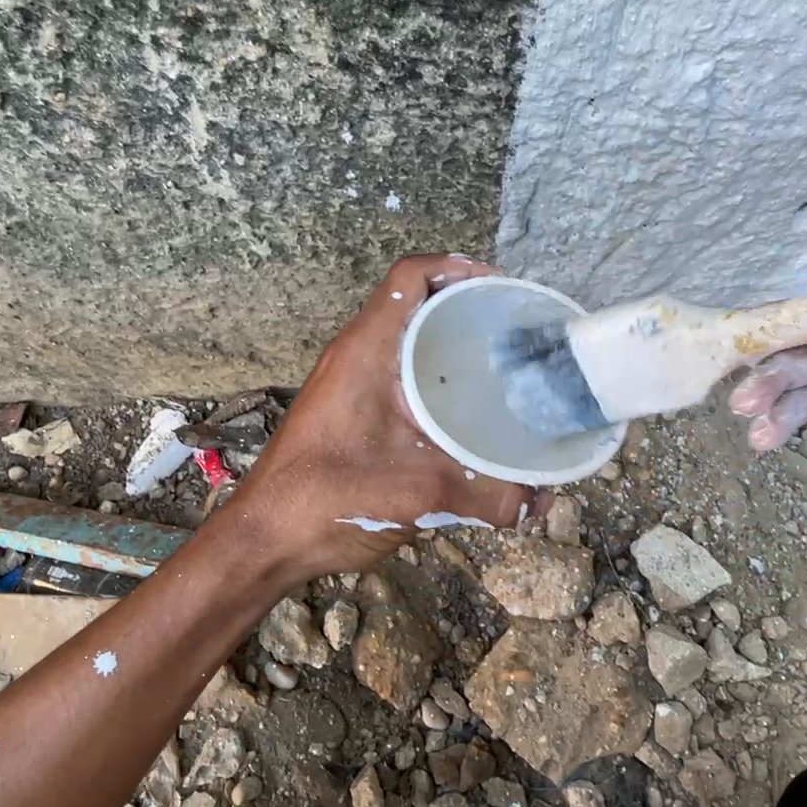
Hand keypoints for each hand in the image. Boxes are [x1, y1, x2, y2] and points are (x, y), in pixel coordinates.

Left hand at [217, 254, 546, 587]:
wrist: (264, 538)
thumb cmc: (329, 498)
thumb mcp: (421, 492)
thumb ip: (489, 496)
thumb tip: (542, 506)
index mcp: (368, 348)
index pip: (411, 274)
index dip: (458, 267)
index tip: (501, 288)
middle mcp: (355, 354)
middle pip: (413, 304)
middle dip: (463, 308)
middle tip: (511, 332)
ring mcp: (347, 382)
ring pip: (404, 343)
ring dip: (445, 347)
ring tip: (496, 369)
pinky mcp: (346, 411)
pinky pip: (396, 376)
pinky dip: (429, 382)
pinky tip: (459, 416)